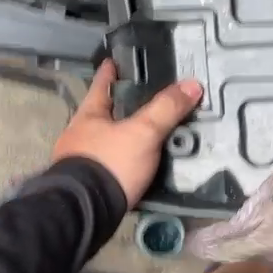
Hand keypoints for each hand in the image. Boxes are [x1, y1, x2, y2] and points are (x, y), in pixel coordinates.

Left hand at [52, 60, 202, 205]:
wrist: (85, 212)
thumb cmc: (110, 163)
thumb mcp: (143, 132)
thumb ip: (167, 109)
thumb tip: (192, 84)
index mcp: (89, 115)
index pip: (101, 85)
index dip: (110, 71)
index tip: (114, 60)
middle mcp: (80, 135)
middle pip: (103, 113)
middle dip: (121, 107)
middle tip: (143, 100)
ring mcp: (81, 161)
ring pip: (106, 140)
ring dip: (123, 136)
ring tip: (146, 135)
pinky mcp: (89, 185)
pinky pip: (110, 164)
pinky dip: (124, 161)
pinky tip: (137, 165)